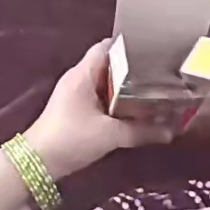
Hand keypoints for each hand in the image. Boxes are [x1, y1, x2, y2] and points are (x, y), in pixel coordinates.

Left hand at [25, 39, 174, 178]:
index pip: (108, 46)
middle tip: (163, 74)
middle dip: (135, 69)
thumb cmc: (71, 139)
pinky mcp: (75, 111)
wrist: (37, 164)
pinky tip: (136, 110)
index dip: (131, 45)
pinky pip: (101, 99)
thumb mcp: (110, 135)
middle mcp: (78, 79)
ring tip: (156, 90)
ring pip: (106, 83)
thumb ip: (142, 131)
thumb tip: (172, 131)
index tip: (156, 51)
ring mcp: (75, 95)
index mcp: (83, 74)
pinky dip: (117, 102)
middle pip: (110, 64)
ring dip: (127, 88)